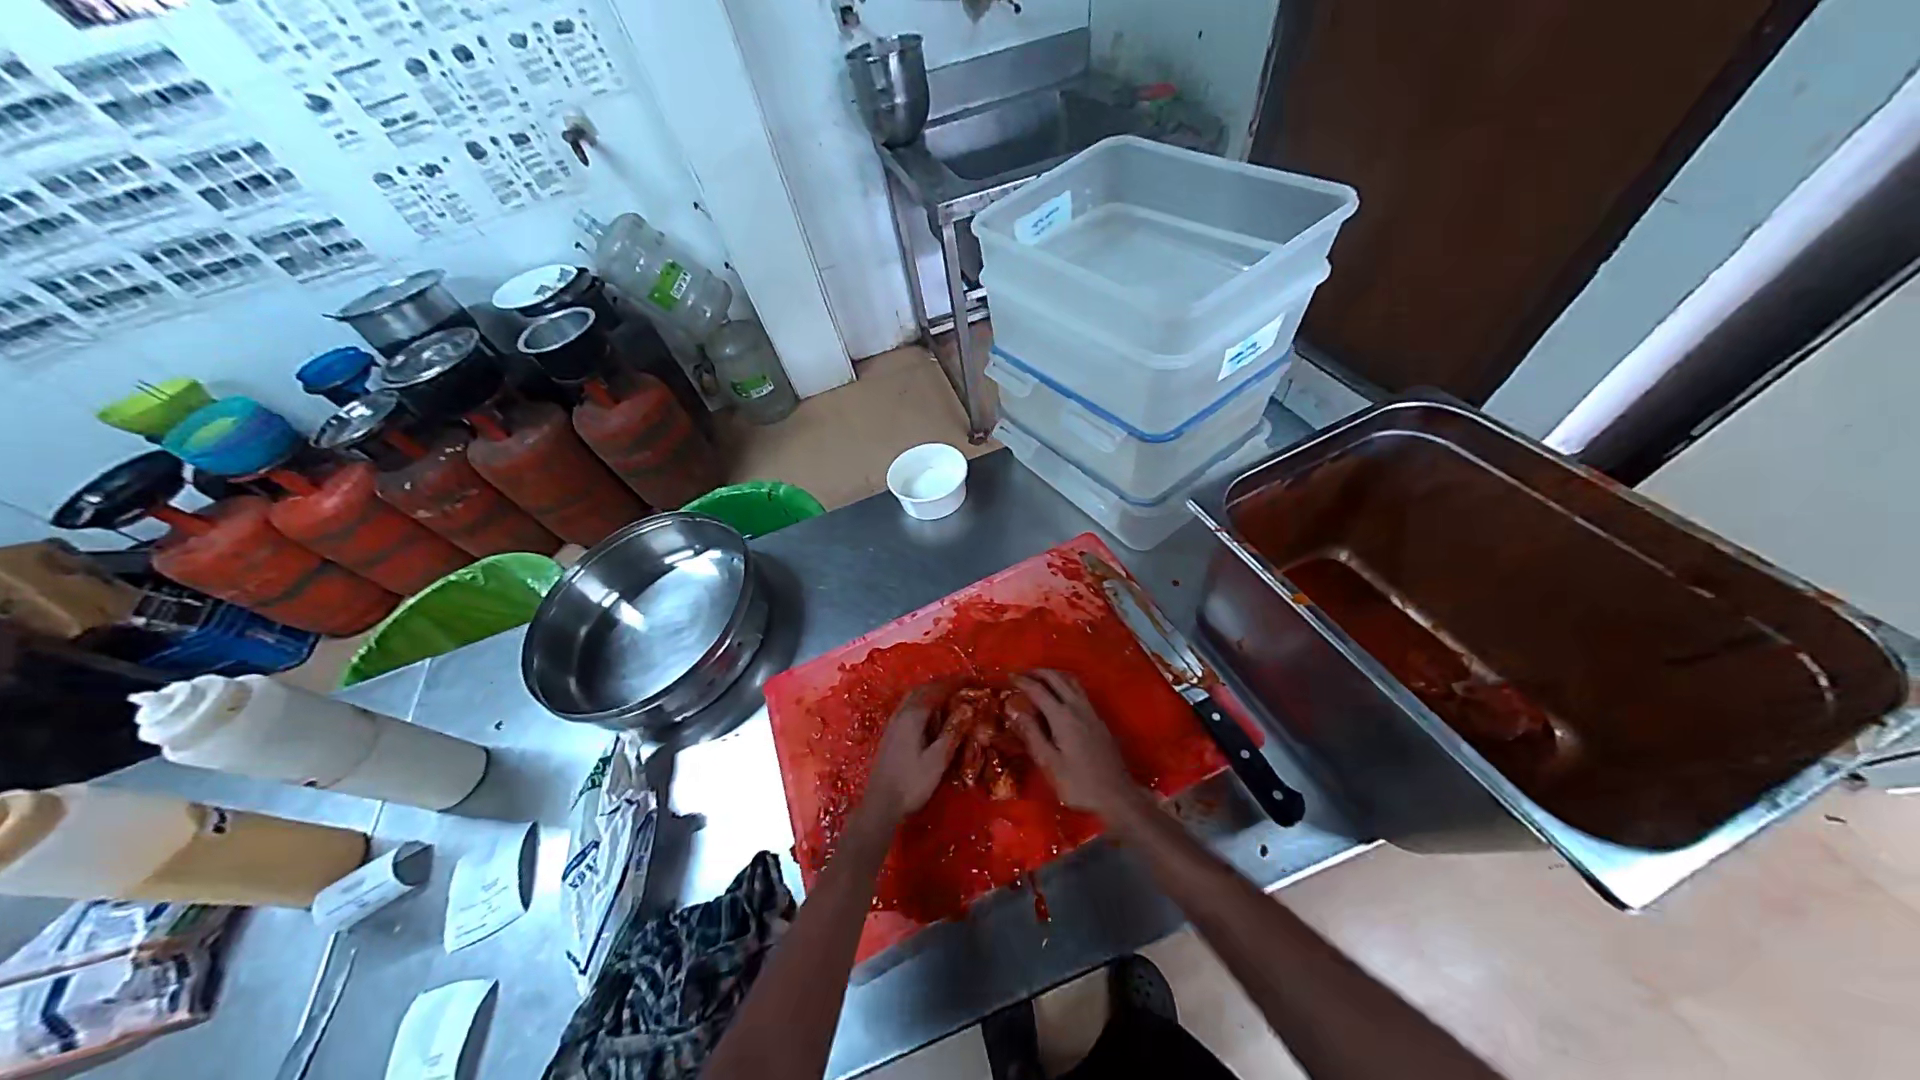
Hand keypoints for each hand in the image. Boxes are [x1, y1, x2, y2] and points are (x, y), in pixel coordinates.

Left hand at [860, 684, 962, 824]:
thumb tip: (968, 708)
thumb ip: (952, 732)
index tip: (973, 679)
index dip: (955, 682)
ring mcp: (893, 723)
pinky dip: (923, 702)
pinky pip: (908, 707)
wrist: (881, 803)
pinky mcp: (890, 733)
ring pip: (913, 697)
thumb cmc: (912, 783)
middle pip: (922, 689)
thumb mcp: (938, 760)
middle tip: (963, 685)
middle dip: (942, 684)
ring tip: (950, 695)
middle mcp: (901, 714)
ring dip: (931, 691)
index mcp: (913, 716)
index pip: (936, 690)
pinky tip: (931, 714)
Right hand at [1009, 670, 1141, 816]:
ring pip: (1071, 681)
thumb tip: (1014, 710)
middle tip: (1021, 674)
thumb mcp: (1049, 763)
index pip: (1038, 690)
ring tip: (1039, 679)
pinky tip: (1060, 695)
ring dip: (1053, 675)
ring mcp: (1091, 712)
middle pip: (1057, 679)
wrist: (1117, 795)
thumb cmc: (1079, 784)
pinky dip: (1065, 684)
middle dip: (1037, 672)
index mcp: (1063, 717)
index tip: (1008, 677)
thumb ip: (1032, 734)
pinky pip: (1080, 691)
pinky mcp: (1099, 720)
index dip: (1022, 682)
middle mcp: (1078, 708)